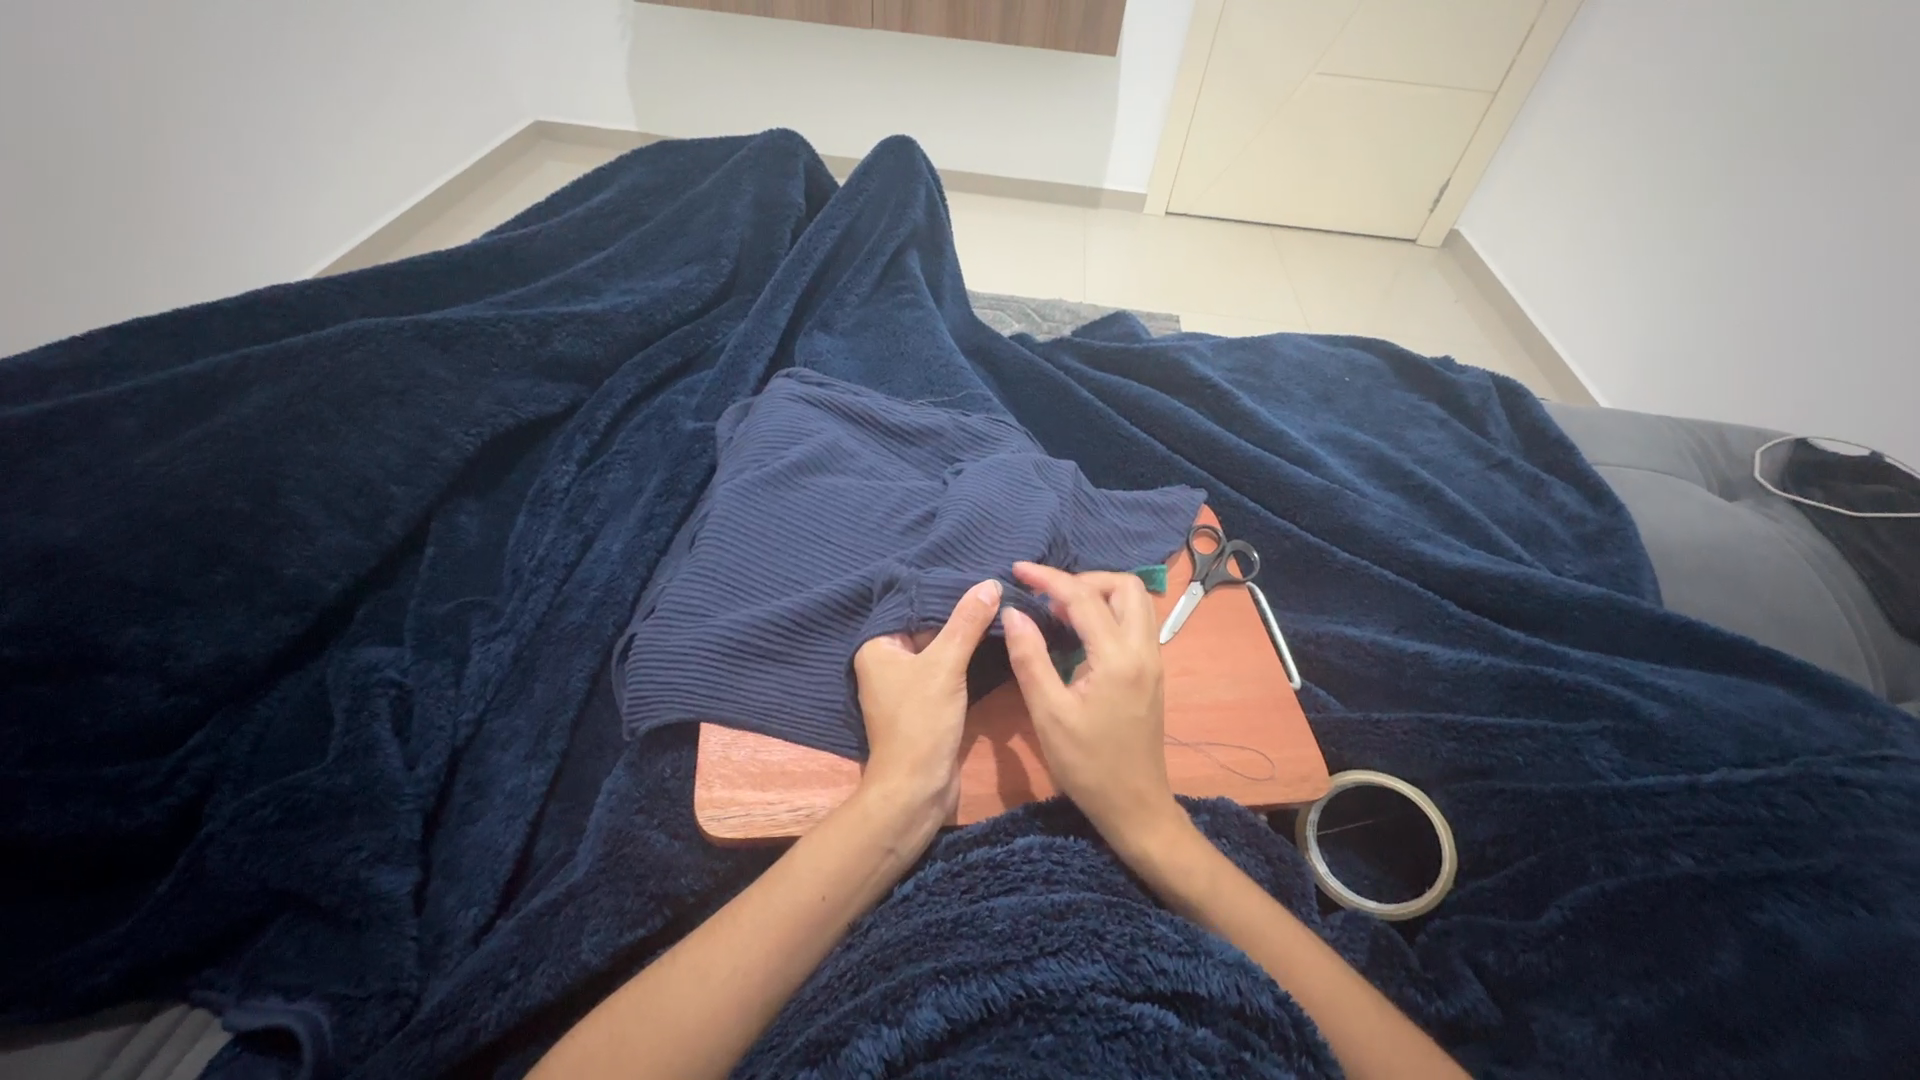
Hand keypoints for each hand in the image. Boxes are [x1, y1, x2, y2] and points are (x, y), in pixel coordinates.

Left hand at [852, 578, 1001, 820]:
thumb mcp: (946, 665)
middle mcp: (885, 662)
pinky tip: (992, 647)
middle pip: (927, 628)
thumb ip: (967, 623)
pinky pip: (945, 672)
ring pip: (938, 652)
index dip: (946, 594)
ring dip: (966, 640)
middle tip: (998, 595)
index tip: (982, 581)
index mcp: (876, 647)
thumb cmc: (922, 722)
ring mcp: (904, 686)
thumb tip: (990, 584)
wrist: (916, 788)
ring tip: (1002, 615)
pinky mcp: (923, 705)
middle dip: (959, 617)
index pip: (913, 607)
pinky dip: (965, 662)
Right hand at [1000, 562, 1181, 848]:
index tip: (1018, 571)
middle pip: (1125, 587)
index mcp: (1117, 658)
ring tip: (1058, 611)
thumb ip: (1030, 657)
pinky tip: (1077, 633)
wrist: (1134, 805)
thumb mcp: (1048, 713)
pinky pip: (1134, 624)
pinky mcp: (1151, 673)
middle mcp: (1143, 651)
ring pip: (1135, 603)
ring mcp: (1152, 661)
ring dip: (1099, 595)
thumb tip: (1013, 612)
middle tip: (1047, 596)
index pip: (1084, 597)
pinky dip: (1108, 614)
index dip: (1048, 579)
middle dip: (1084, 580)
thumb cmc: (1086, 765)